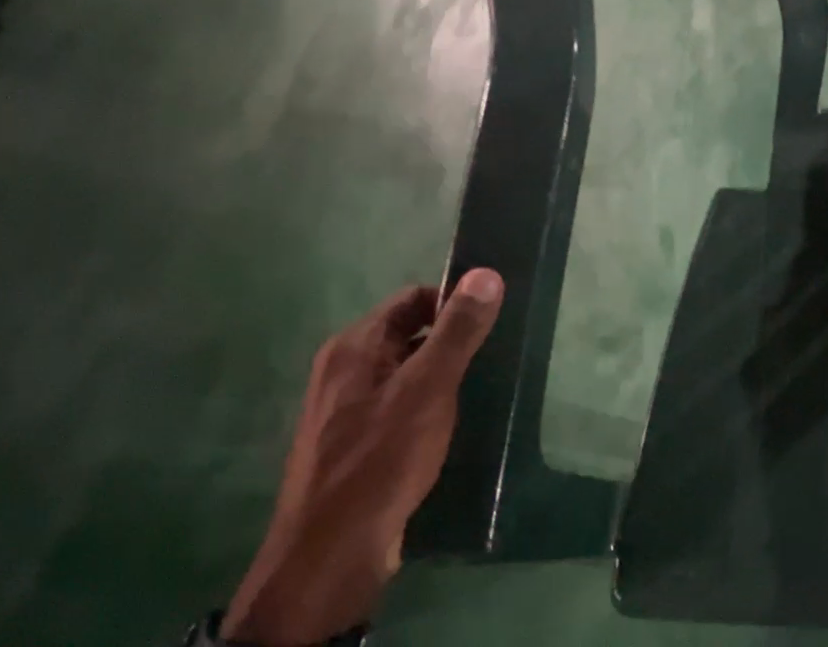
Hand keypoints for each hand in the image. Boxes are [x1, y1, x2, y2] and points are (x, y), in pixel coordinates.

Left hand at [223, 269, 504, 645]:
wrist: (331, 554)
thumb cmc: (381, 460)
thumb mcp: (428, 388)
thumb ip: (457, 331)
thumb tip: (487, 273)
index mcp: (354, 348)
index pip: (414, 299)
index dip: (454, 303)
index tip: (494, 320)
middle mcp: (344, 371)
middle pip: (410, 335)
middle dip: (452, 341)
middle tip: (496, 356)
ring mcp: (345, 411)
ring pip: (406, 373)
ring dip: (442, 377)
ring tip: (483, 390)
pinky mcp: (355, 445)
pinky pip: (400, 407)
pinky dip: (428, 407)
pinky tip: (453, 427)